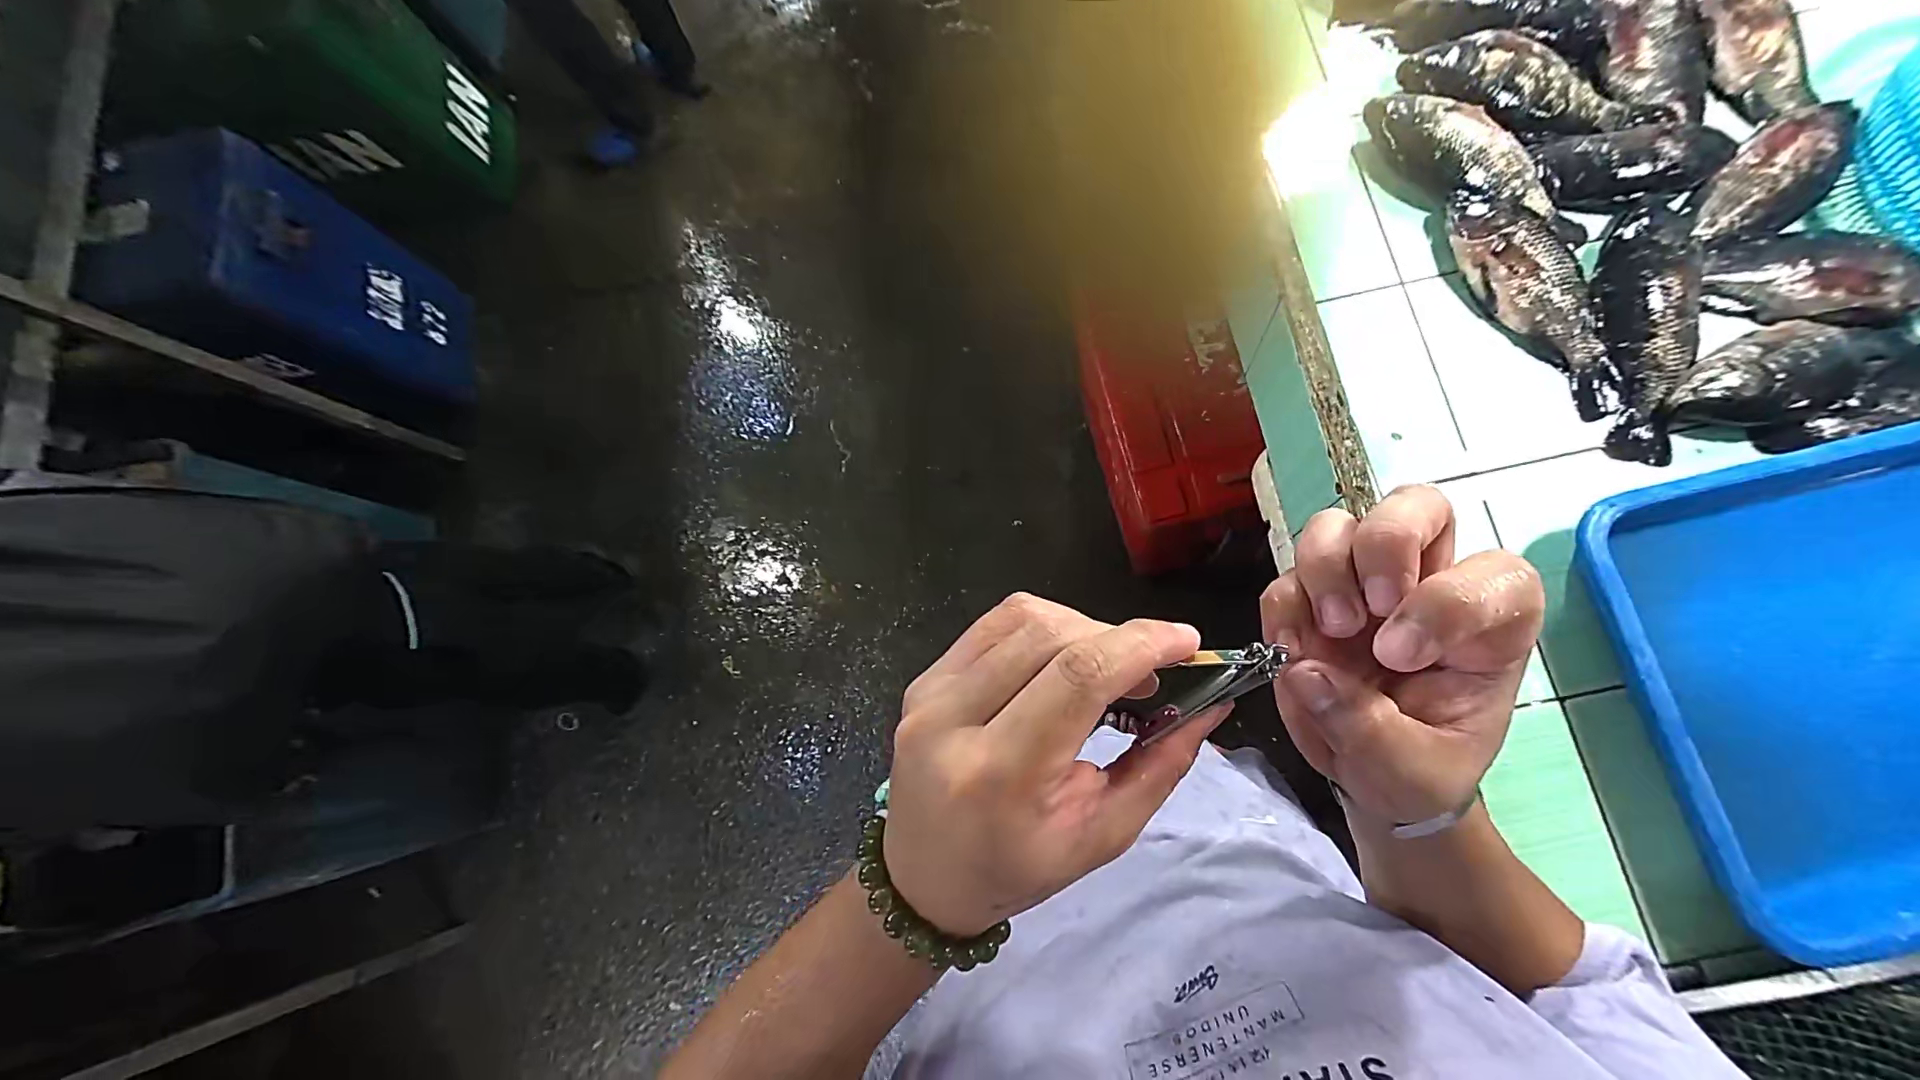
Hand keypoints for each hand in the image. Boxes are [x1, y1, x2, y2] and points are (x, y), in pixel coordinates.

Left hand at [883, 594, 1230, 935]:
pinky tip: (1064, 653)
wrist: (924, 874)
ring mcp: (930, 692)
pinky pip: (993, 624)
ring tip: (1109, 663)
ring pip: (1021, 617)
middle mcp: (953, 720)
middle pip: (1050, 636)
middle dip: (1117, 637)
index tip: (1186, 641)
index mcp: (1001, 774)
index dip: (1139, 645)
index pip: (1076, 677)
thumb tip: (1210, 704)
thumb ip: (1160, 765)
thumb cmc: (1015, 868)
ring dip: (1081, 626)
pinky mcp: (924, 678)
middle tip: (1151, 668)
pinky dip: (1043, 625)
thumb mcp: (1101, 836)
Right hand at [1261, 485, 1543, 825]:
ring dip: (1323, 568)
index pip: (1494, 577)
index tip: (1399, 656)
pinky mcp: (1310, 602)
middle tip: (1365, 606)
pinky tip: (1292, 650)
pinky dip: (1282, 607)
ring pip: (1338, 526)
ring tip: (1327, 630)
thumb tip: (1307, 673)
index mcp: (1487, 630)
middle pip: (1418, 508)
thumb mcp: (1412, 773)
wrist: (1371, 779)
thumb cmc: (1417, 773)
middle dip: (1385, 541)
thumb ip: (1368, 729)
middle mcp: (1426, 590)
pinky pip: (1286, 575)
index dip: (1446, 600)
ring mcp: (1360, 588)